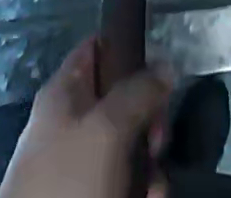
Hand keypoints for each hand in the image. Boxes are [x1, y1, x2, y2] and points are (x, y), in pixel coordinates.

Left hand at [0, 38, 171, 197]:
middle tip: (156, 139)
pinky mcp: (97, 194)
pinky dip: (145, 190)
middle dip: (150, 117)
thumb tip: (166, 65)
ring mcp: (84, 164)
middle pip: (125, 98)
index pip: (98, 48)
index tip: (158, 64)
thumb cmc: (67, 184)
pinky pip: (132, 181)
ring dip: (151, 162)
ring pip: (133, 144)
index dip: (128, 47)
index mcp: (63, 95)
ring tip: (151, 183)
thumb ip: (139, 91)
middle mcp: (73, 123)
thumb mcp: (106, 128)